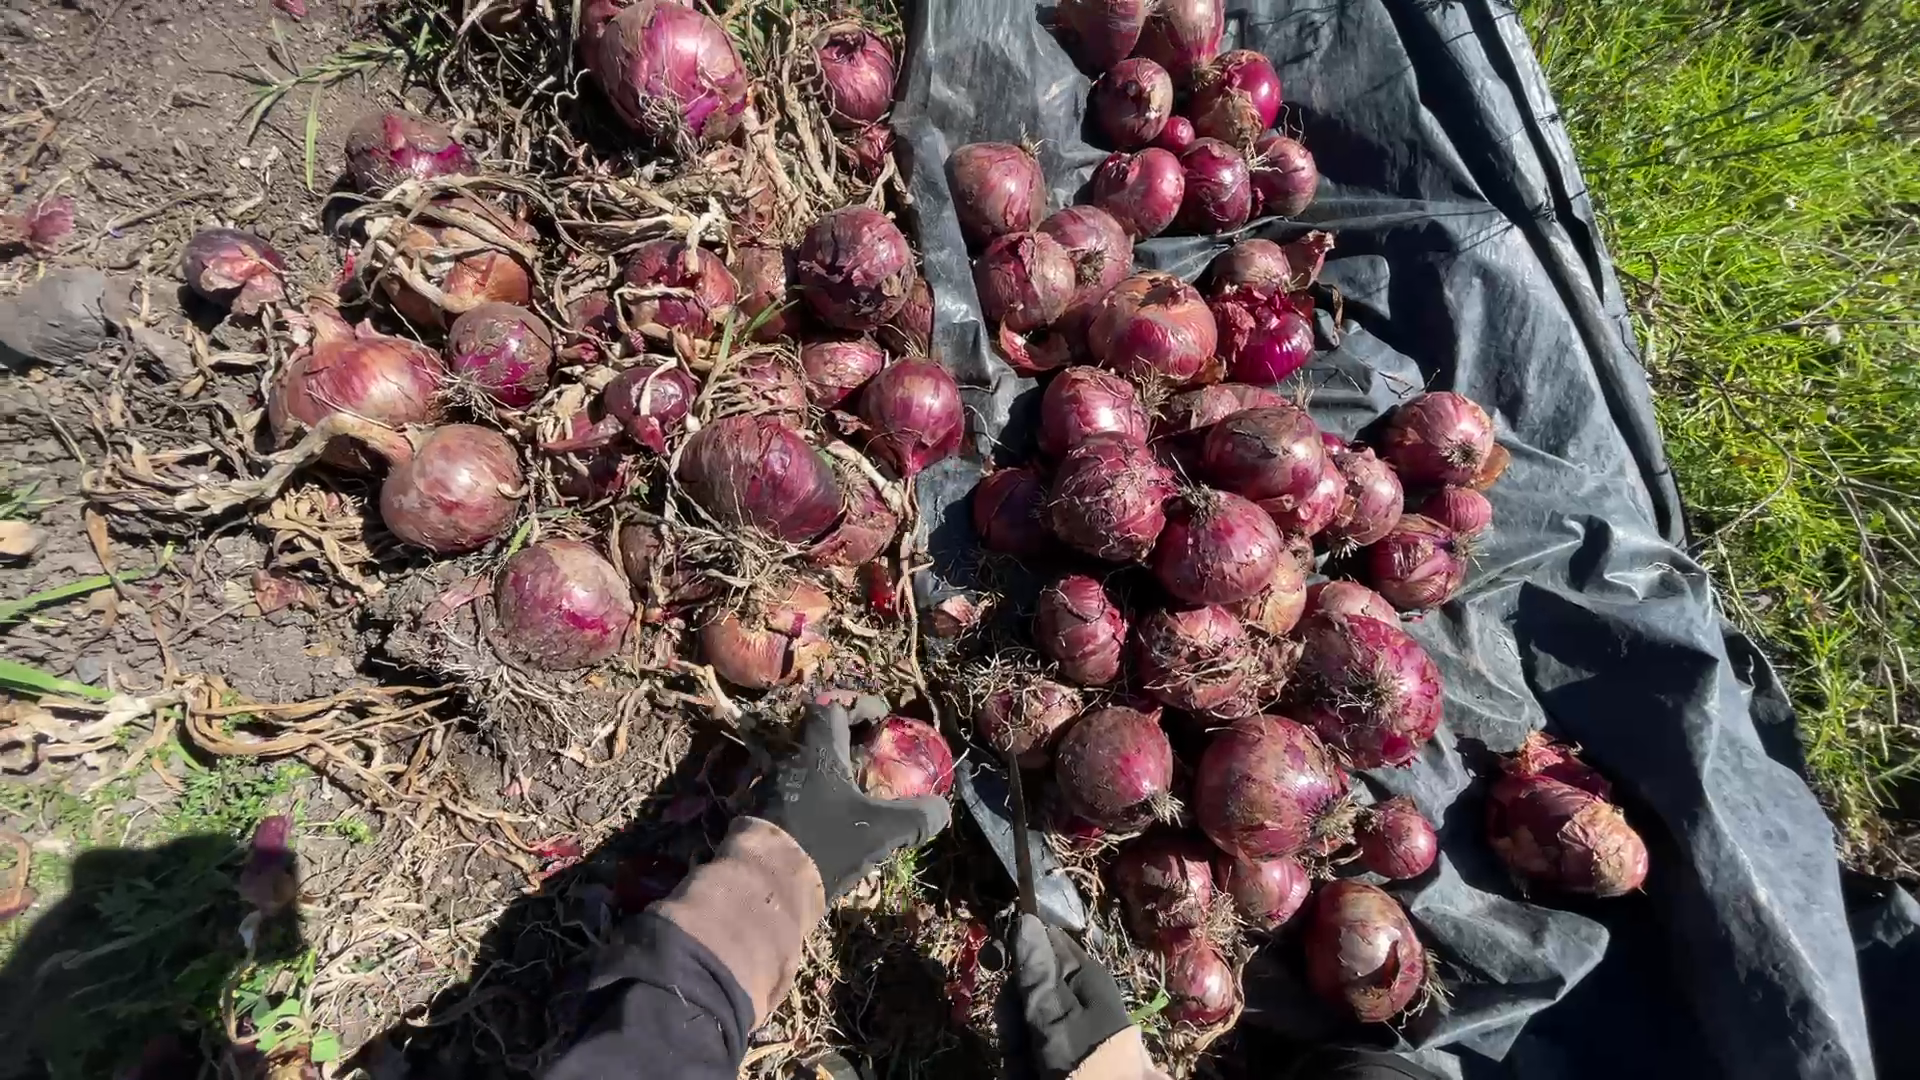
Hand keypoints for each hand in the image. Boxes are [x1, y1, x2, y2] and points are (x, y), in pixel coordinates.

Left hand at [754, 698, 950, 897]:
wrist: (764, 885)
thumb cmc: (824, 844)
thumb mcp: (880, 831)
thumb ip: (915, 817)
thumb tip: (942, 810)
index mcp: (819, 751)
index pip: (832, 707)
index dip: (858, 707)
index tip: (880, 720)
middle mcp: (791, 761)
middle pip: (819, 737)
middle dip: (847, 744)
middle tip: (872, 759)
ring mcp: (771, 787)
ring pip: (805, 767)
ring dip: (829, 773)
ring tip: (854, 794)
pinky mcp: (760, 815)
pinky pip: (792, 793)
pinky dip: (813, 797)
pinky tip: (830, 822)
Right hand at [1011, 914, 1128, 1077]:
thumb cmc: (1087, 1059)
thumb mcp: (1057, 1014)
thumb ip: (1037, 971)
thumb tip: (1025, 918)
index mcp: (1081, 975)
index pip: (1042, 940)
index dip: (1013, 945)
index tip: (991, 960)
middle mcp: (1071, 996)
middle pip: (1024, 983)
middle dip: (1010, 1007)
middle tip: (1013, 1032)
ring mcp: (1061, 1028)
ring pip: (1018, 1018)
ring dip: (1012, 1039)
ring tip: (1021, 1062)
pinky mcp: (1053, 1056)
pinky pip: (1022, 1048)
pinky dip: (1017, 1062)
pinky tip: (1022, 1073)